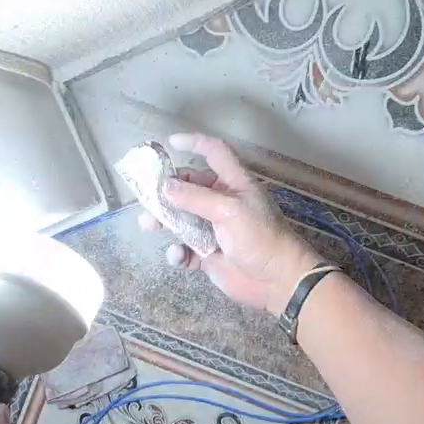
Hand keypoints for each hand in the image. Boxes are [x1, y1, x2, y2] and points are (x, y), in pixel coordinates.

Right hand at [142, 133, 323, 313]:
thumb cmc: (259, 237)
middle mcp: (222, 202)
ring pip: (181, 219)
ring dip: (164, 221)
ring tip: (148, 225)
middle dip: (167, 190)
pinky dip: (178, 252)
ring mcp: (213, 229)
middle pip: (189, 188)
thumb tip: (164, 186)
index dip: (195, 143)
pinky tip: (178, 256)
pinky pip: (184, 249)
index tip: (170, 142)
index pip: (215, 153)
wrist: (277, 281)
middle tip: (146, 195)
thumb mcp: (229, 211)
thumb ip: (195, 198)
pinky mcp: (208, 254)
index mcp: (233, 184)